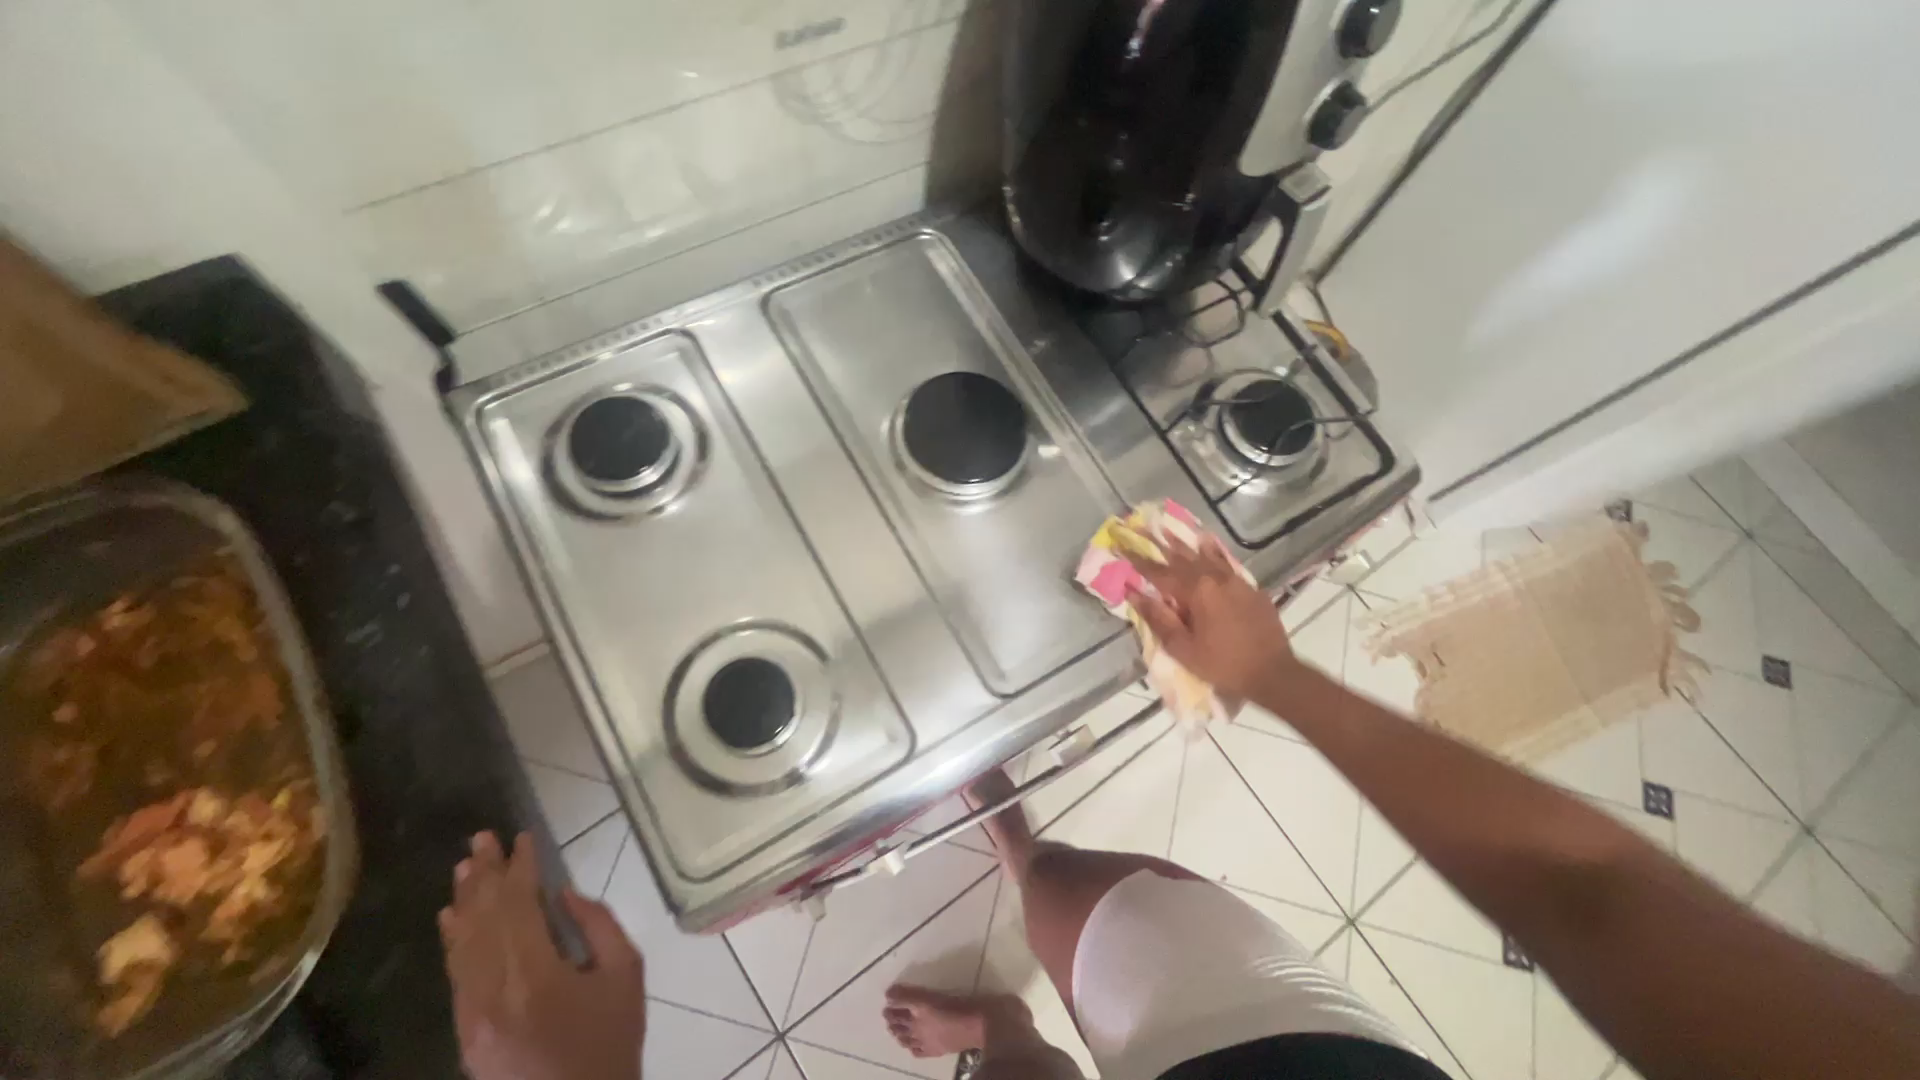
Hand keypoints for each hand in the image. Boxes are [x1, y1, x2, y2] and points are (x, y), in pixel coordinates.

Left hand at [440, 832, 646, 1079]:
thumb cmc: (613, 1040)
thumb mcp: (626, 973)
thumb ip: (598, 925)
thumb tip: (563, 894)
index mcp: (537, 976)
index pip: (520, 906)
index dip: (520, 867)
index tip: (523, 837)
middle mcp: (494, 993)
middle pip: (484, 920)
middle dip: (486, 874)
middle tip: (482, 836)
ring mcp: (473, 1016)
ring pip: (463, 946)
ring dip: (464, 901)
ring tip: (466, 865)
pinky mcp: (466, 1033)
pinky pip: (456, 975)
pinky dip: (454, 940)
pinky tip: (452, 916)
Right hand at [1123, 534, 1295, 702]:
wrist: (1274, 674)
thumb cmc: (1222, 665)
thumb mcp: (1182, 648)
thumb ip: (1158, 618)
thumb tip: (1134, 593)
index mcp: (1197, 591)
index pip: (1159, 572)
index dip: (1137, 559)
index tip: (1120, 544)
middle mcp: (1216, 578)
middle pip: (1182, 557)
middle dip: (1159, 544)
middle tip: (1141, 528)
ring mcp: (1237, 581)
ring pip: (1205, 556)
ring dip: (1184, 544)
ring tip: (1169, 530)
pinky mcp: (1252, 589)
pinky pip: (1225, 564)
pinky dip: (1211, 553)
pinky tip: (1207, 545)